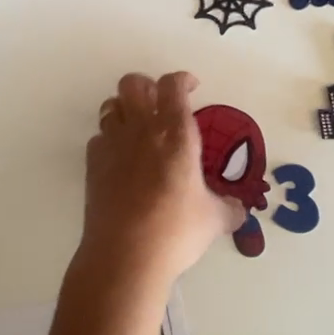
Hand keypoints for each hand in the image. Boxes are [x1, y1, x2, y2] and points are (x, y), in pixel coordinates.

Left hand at [79, 71, 246, 286]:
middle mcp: (142, 128)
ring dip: (124, 108)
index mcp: (175, 133)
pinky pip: (98, 136)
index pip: (173, 85)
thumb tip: (240, 211)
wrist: (125, 254)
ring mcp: (113, 143)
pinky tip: (120, 158)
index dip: (181, 80)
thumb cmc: (175, 230)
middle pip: (134, 83)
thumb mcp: (213, 220)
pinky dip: (109, 140)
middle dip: (146, 85)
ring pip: (111, 104)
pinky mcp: (92, 162)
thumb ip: (228, 210)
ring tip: (137, 127)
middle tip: (159, 102)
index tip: (190, 86)